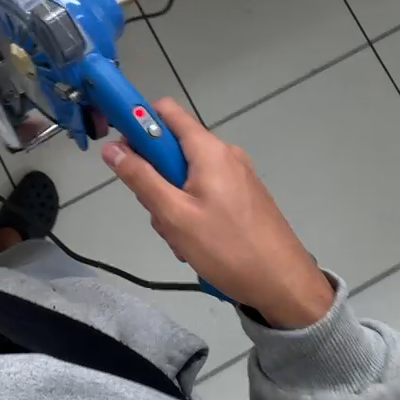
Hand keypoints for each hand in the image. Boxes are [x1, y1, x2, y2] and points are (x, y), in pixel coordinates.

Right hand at [103, 99, 333, 328]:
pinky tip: (195, 240)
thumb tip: (111, 148)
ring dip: (171, 200)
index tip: (120, 149)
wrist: (287, 288)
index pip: (165, 111)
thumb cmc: (228, 248)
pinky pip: (203, 190)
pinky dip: (191, 209)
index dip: (137, 122)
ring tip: (180, 235)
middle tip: (157, 210)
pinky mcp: (244, 197)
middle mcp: (224, 154)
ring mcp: (237, 176)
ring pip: (185, 174)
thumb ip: (140, 178)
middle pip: (171, 147)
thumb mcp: (174, 215)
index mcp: (209, 150)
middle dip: (154, 176)